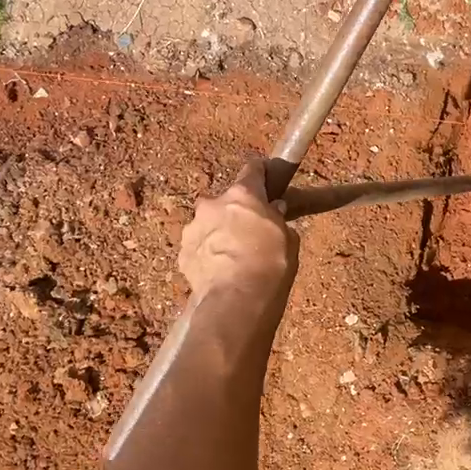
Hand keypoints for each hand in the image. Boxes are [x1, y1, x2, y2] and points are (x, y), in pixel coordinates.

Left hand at [177, 160, 298, 308]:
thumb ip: (278, 218)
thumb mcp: (288, 237)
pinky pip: (199, 245)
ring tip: (237, 256)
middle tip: (254, 229)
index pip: (253, 169)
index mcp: (243, 194)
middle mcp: (213, 204)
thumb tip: (274, 211)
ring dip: (221, 232)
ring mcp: (193, 228)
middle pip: (227, 199)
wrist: (237, 300)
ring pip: (210, 223)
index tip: (269, 177)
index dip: (262, 172)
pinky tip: (223, 269)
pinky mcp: (182, 252)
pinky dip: (209, 252)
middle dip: (238, 210)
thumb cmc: (270, 264)